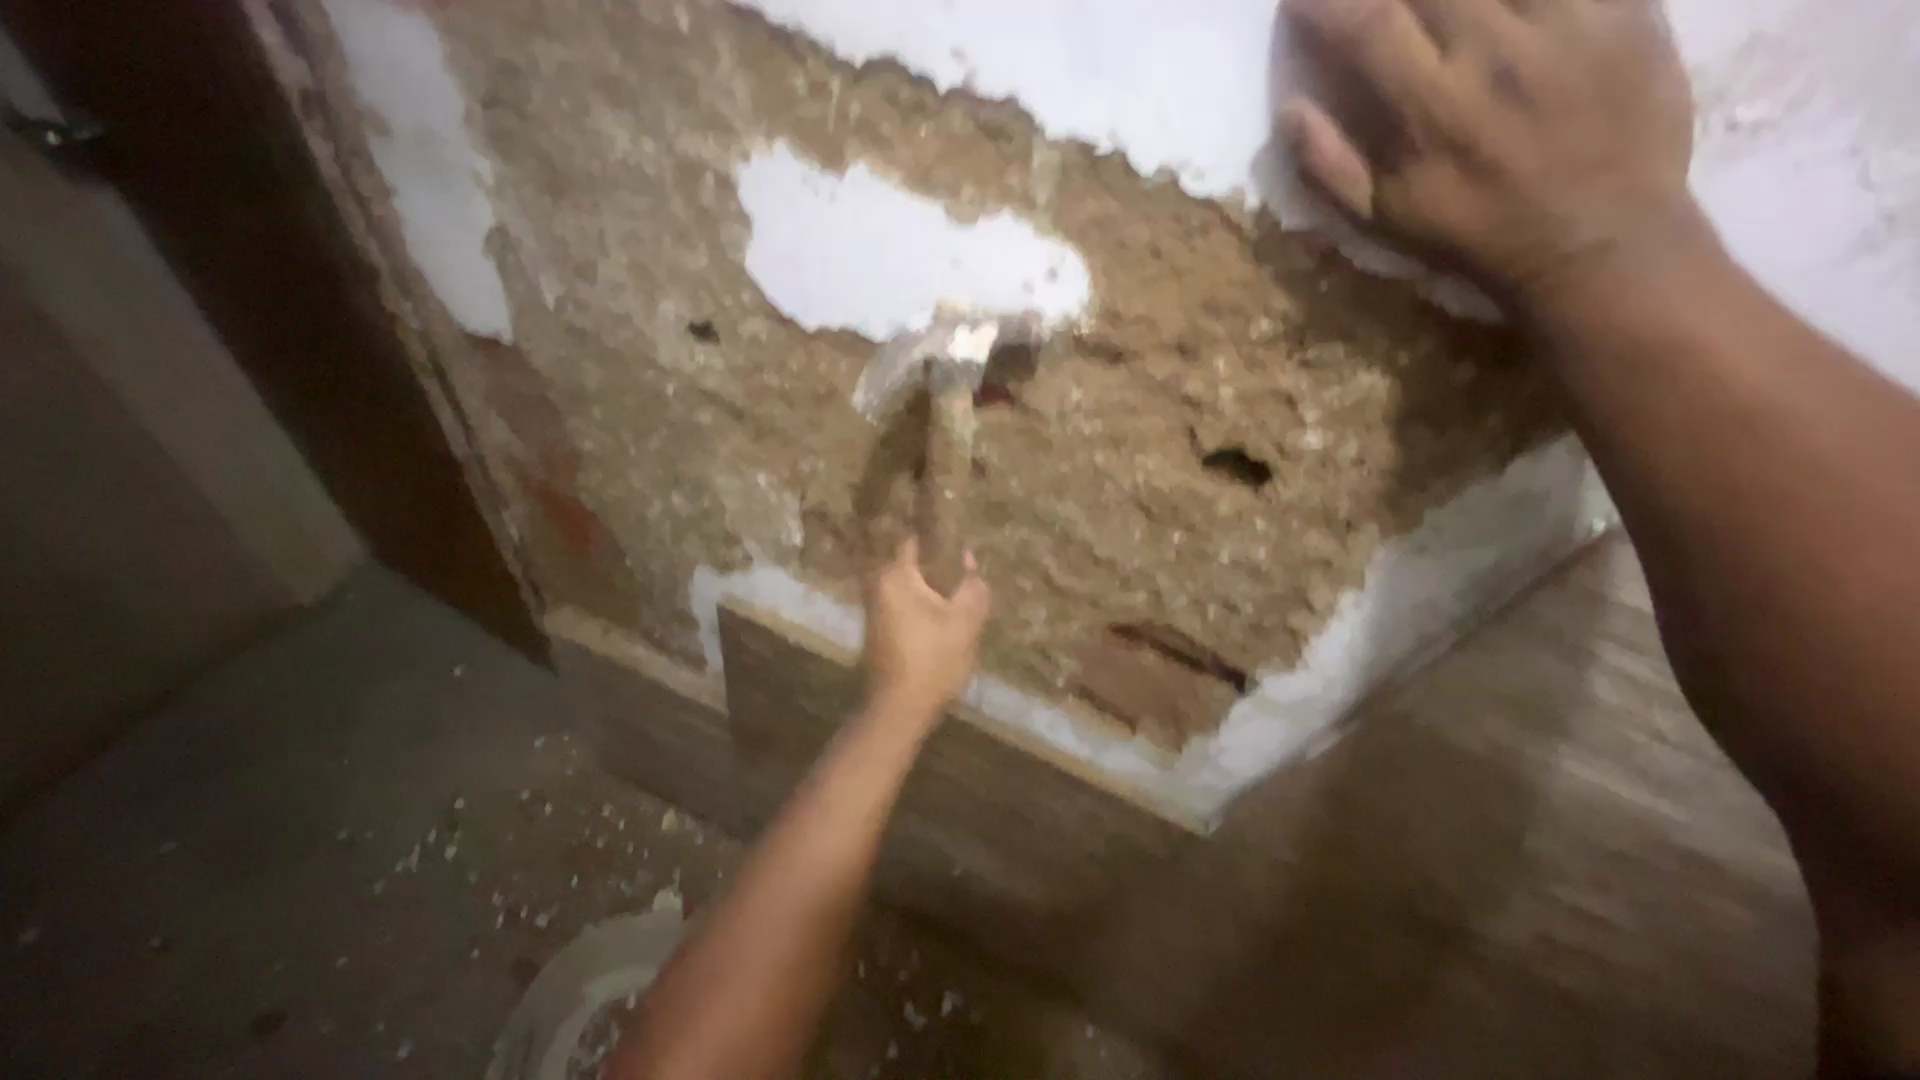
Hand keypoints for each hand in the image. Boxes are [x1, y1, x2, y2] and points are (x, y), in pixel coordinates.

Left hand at [861, 539, 991, 727]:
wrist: (899, 708)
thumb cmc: (933, 659)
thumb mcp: (966, 621)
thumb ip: (972, 586)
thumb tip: (968, 560)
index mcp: (895, 576)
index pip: (915, 540)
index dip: (939, 538)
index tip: (960, 539)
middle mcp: (878, 586)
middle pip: (911, 564)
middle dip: (937, 565)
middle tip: (966, 567)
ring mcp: (874, 610)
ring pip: (908, 587)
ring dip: (930, 588)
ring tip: (959, 590)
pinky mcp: (877, 631)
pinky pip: (903, 606)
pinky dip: (921, 606)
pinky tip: (943, 616)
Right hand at [1281, 0, 1697, 297]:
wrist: (1596, 242)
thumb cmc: (1475, 233)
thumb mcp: (1382, 221)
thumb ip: (1327, 166)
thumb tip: (1288, 111)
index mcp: (1428, 105)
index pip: (1362, 22)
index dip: (1321, 0)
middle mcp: (1492, 49)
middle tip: (1378, 2)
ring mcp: (1567, 20)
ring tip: (1433, 5)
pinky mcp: (1625, 8)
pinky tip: (1503, 11)